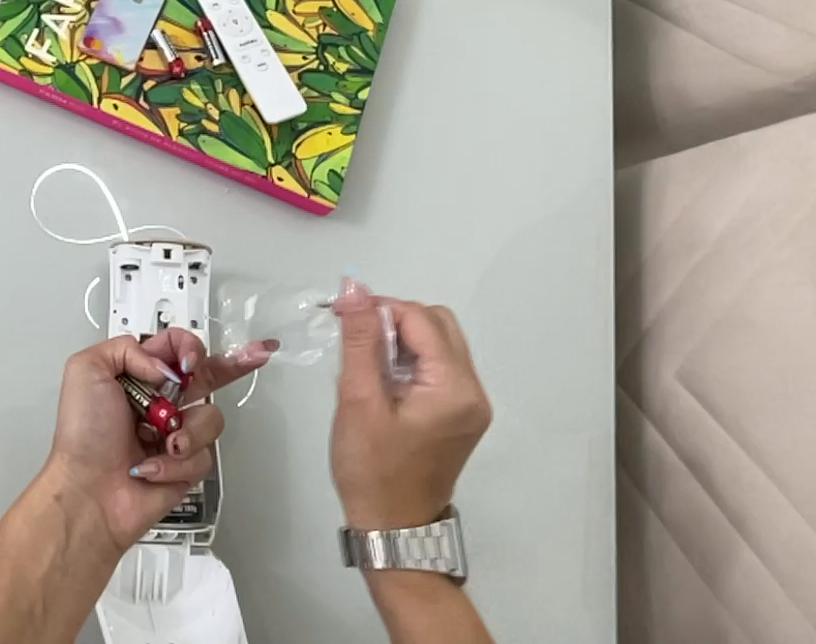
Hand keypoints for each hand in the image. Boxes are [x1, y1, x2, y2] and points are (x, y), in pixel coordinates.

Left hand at [38, 329, 271, 552]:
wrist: (88, 493)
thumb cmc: (82, 435)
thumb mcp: (87, 370)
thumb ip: (127, 349)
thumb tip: (163, 367)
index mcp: (138, 374)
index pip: (175, 347)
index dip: (188, 347)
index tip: (187, 361)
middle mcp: (161, 401)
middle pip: (207, 374)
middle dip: (234, 364)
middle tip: (257, 354)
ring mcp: (175, 432)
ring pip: (210, 416)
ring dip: (187, 431)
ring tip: (163, 442)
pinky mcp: (185, 464)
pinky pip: (204, 455)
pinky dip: (176, 463)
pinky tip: (153, 467)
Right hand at [329, 279, 491, 529]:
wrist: (391, 529)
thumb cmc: (372, 468)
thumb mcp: (358, 399)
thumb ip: (358, 338)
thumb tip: (354, 287)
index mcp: (455, 387)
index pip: (419, 317)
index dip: (380, 309)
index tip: (342, 320)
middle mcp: (473, 390)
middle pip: (436, 323)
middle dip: (393, 320)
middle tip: (355, 342)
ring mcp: (469, 404)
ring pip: (437, 342)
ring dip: (400, 339)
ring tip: (366, 364)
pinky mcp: (459, 414)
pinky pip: (436, 366)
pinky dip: (408, 360)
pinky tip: (381, 381)